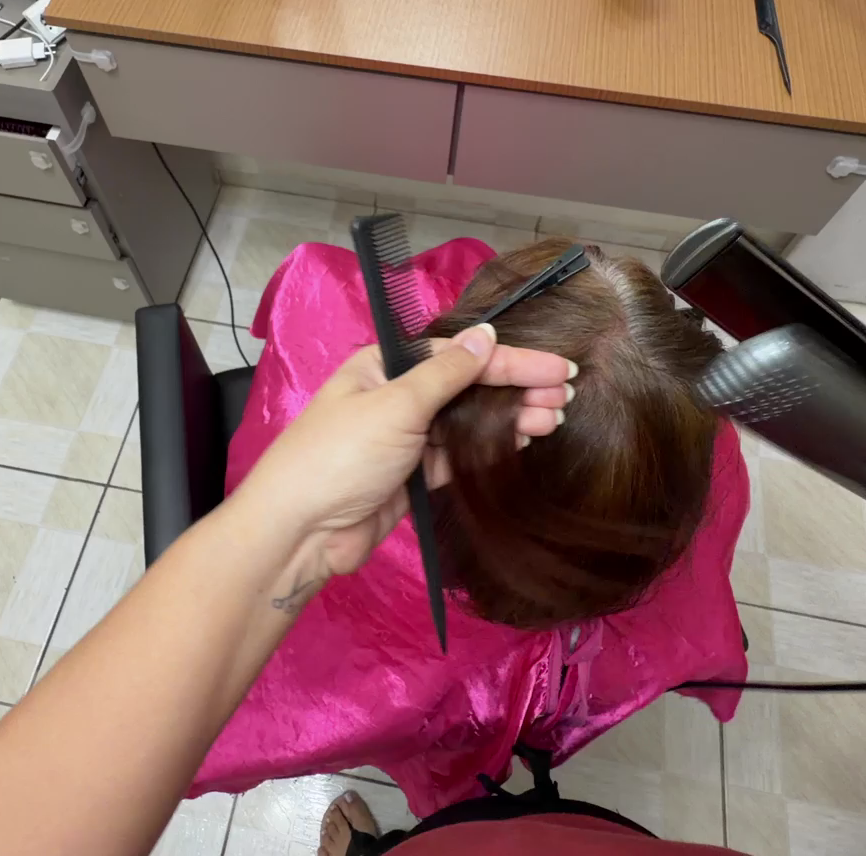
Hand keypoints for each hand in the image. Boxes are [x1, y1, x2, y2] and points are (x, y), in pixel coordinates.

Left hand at [237, 324, 574, 582]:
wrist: (301, 531)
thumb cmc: (342, 454)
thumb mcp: (395, 404)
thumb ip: (446, 373)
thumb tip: (485, 334)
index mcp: (386, 365)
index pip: (459, 355)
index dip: (510, 360)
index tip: (556, 368)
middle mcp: (398, 395)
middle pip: (467, 386)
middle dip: (515, 388)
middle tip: (564, 397)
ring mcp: (406, 437)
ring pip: (468, 421)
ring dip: (509, 418)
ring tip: (554, 418)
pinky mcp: (413, 475)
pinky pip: (459, 454)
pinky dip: (490, 448)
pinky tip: (522, 441)